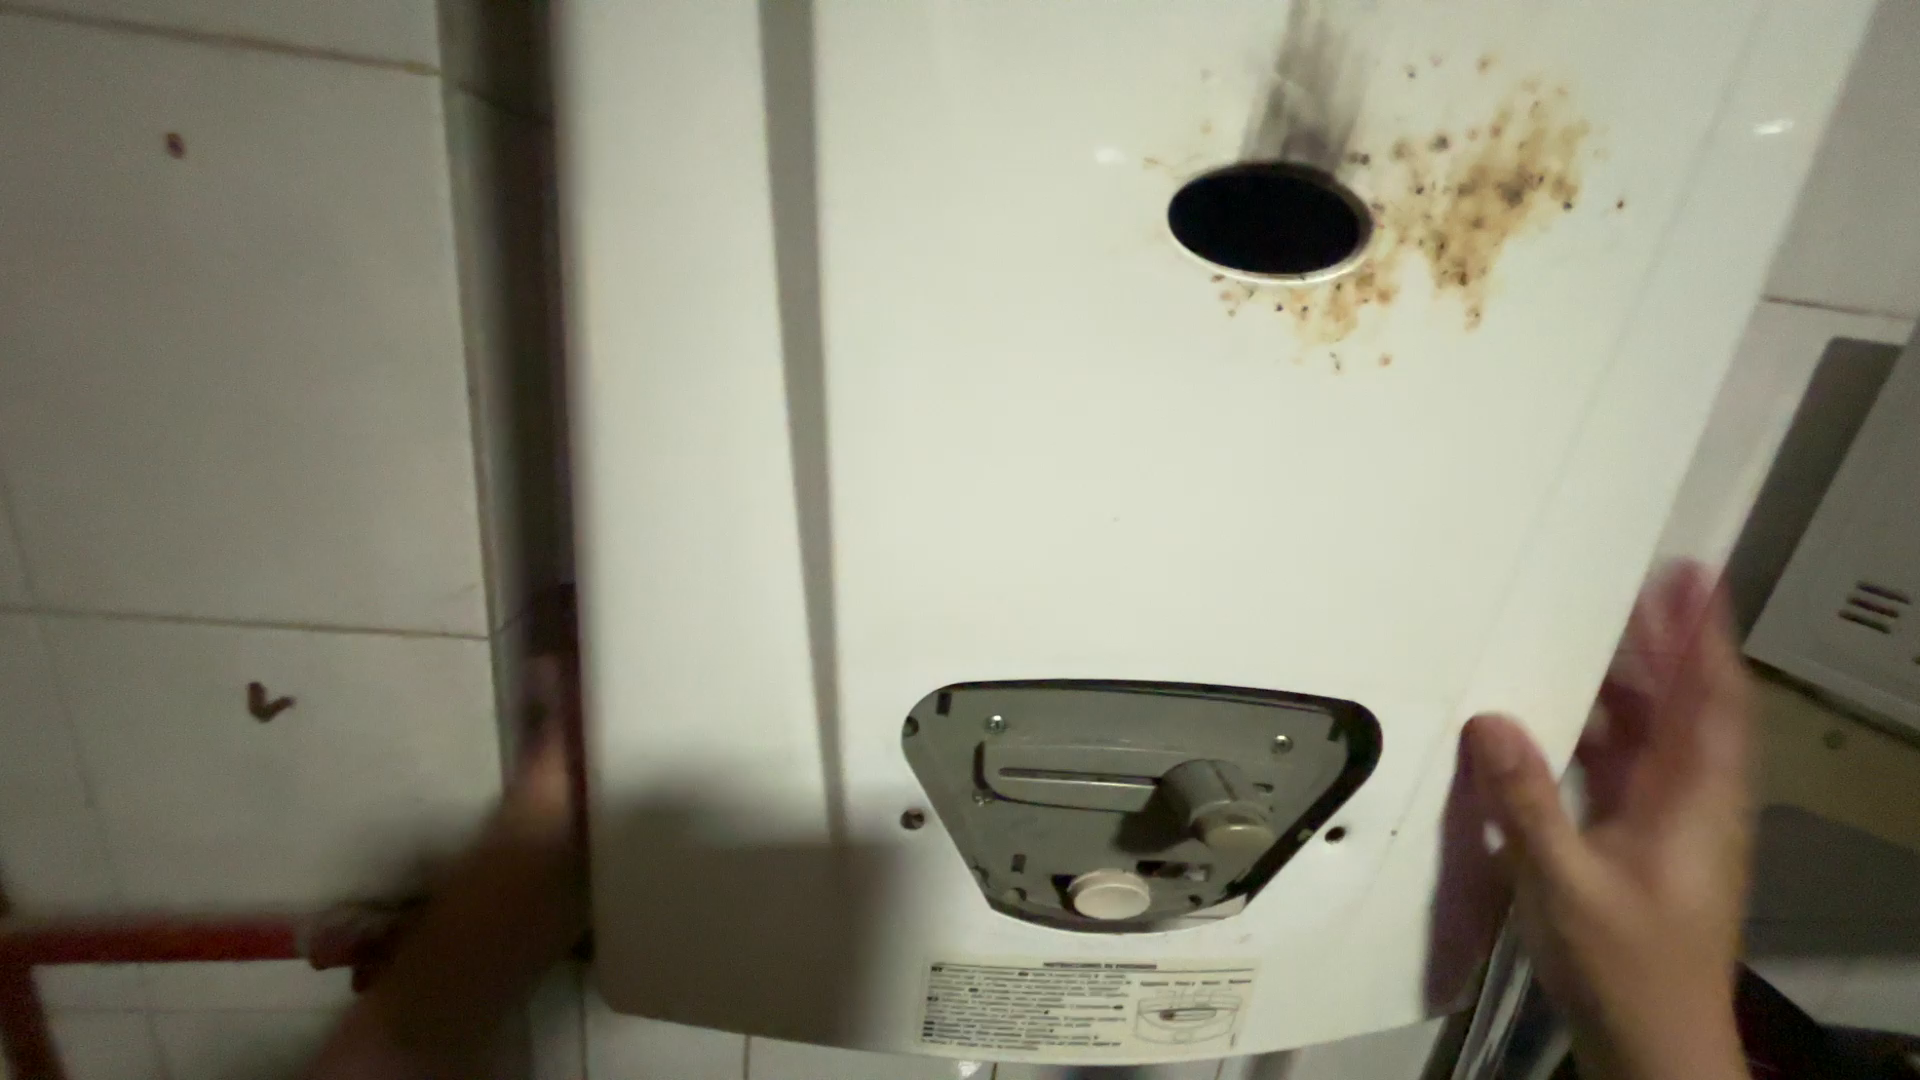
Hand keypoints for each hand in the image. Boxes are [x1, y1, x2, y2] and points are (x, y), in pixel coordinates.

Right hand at [1463, 562, 1753, 1079]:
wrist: (1651, 1037)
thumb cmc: (1622, 964)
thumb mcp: (1566, 882)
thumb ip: (1528, 802)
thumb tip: (1491, 721)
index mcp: (1693, 805)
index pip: (1711, 707)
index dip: (1703, 641)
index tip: (1691, 581)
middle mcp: (1690, 800)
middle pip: (1689, 706)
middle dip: (1672, 642)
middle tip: (1642, 582)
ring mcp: (1663, 815)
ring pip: (1657, 729)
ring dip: (1636, 676)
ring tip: (1600, 625)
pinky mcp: (1634, 830)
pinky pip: (1623, 756)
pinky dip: (1602, 718)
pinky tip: (1563, 701)